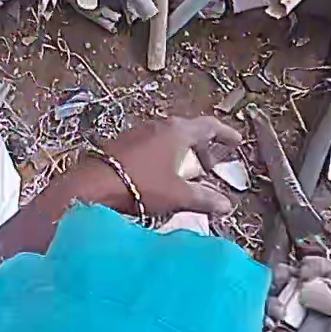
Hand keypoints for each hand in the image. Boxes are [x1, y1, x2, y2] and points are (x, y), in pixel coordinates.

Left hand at [72, 116, 243, 216]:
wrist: (93, 185)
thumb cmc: (140, 184)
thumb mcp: (177, 194)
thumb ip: (205, 199)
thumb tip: (227, 206)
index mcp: (177, 131)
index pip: (209, 126)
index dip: (225, 134)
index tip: (237, 141)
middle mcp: (159, 126)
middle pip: (189, 131)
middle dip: (204, 148)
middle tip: (212, 167)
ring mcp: (139, 132)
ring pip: (169, 138)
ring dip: (183, 154)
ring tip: (188, 175)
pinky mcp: (123, 143)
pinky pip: (153, 145)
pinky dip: (165, 156)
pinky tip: (161, 176)